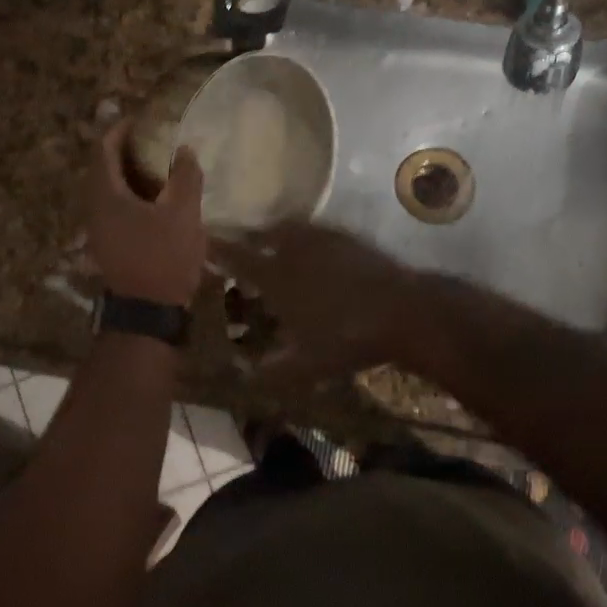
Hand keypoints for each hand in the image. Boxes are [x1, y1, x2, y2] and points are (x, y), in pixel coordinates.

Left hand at [85, 123, 205, 307]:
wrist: (147, 312)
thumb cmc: (163, 257)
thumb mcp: (183, 214)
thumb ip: (185, 177)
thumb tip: (185, 149)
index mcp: (106, 194)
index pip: (103, 149)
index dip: (118, 129)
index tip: (138, 118)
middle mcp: (94, 207)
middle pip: (101, 168)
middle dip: (122, 150)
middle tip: (149, 139)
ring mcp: (97, 229)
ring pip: (106, 189)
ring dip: (126, 173)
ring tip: (154, 165)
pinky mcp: (106, 244)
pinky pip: (112, 207)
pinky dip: (128, 194)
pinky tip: (152, 199)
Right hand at [215, 222, 447, 388]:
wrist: (404, 312)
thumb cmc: (348, 339)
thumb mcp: (306, 366)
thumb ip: (271, 372)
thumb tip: (243, 378)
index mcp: (276, 277)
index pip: (238, 258)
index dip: (218, 249)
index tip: (202, 239)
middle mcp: (295, 250)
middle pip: (263, 235)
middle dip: (247, 236)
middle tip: (238, 241)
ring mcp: (324, 240)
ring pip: (290, 229)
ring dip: (275, 232)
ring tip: (270, 239)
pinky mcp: (349, 239)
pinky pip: (316, 230)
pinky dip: (305, 235)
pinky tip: (310, 245)